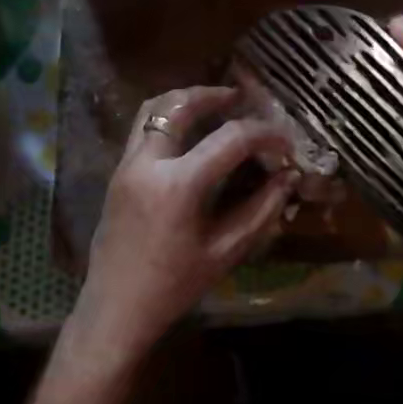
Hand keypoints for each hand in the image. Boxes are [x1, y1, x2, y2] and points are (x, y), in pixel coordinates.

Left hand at [69, 87, 299, 366]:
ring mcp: (126, 166)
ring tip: (213, 105)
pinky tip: (188, 134)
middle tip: (240, 98)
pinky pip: (141, 130)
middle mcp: (147, 163)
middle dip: (214, 96)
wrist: (115, 307)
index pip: (230, 138)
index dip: (265, 135)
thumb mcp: (225, 252)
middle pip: (179, 106)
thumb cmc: (173, 286)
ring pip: (152, 110)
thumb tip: (287, 178)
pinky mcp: (116, 174)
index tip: (285, 143)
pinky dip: (166, 119)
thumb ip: (260, 210)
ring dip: (184, 101)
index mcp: (178, 184)